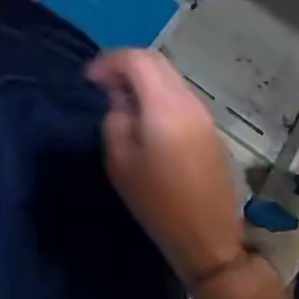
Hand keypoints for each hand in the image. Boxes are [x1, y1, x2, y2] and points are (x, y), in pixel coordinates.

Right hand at [87, 49, 247, 287]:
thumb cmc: (156, 202)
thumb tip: (119, 99)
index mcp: (164, 107)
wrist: (207, 238)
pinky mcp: (209, 129)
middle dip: (125, 64)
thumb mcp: (120, 161)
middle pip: (156, 61)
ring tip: (118, 99)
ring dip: (142, 78)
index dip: (108, 61)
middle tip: (100, 83)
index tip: (88, 79)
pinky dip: (157, 93)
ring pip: (169, 77)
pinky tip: (143, 116)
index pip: (137, 60)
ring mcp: (204, 114)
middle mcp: (188, 102)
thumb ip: (115, 119)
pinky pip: (179, 96)